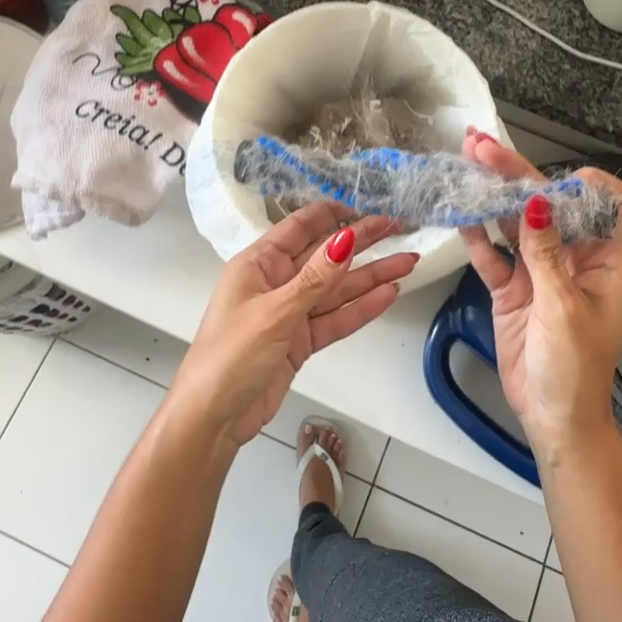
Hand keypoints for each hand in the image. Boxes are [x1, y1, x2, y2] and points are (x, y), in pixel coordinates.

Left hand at [171, 203, 418, 444]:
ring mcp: (290, 313)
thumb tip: (345, 238)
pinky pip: (336, 318)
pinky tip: (388, 294)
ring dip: (371, 275)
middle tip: (399, 226)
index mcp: (258, 264)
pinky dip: (361, 307)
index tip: (366, 204)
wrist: (213, 416)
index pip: (300, 228)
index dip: (332, 213)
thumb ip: (315, 278)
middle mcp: (276, 282)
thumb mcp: (274, 312)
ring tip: (409, 261)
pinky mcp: (300, 341)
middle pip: (325, 256)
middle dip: (362, 241)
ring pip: (337, 288)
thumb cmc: (231, 355)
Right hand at [457, 129, 621, 453]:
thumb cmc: (577, 371)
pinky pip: (493, 254)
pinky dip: (476, 236)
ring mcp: (539, 271)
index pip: (608, 204)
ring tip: (465, 166)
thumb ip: (545, 254)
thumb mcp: (564, 308)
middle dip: (517, 175)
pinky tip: (459, 215)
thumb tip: (537, 203)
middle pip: (547, 205)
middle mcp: (573, 258)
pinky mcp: (511, 288)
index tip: (555, 174)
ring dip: (491, 197)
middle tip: (482, 148)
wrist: (553, 417)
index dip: (587, 183)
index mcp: (604, 261)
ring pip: (514, 223)